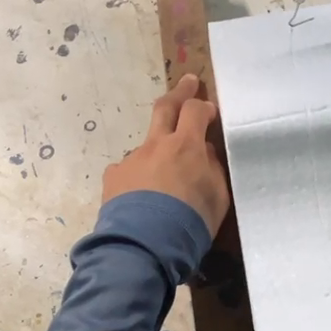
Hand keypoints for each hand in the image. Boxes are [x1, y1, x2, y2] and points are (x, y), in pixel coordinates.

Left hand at [102, 74, 230, 234]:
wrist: (143, 247)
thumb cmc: (189, 223)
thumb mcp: (217, 198)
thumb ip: (213, 169)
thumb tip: (206, 152)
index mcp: (186, 146)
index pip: (195, 110)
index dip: (204, 106)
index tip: (210, 109)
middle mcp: (156, 145)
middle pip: (165, 107)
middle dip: (179, 93)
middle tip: (188, 83)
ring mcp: (131, 159)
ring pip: (148, 146)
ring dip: (158, 153)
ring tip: (165, 183)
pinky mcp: (113, 178)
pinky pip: (130, 170)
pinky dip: (139, 178)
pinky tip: (142, 199)